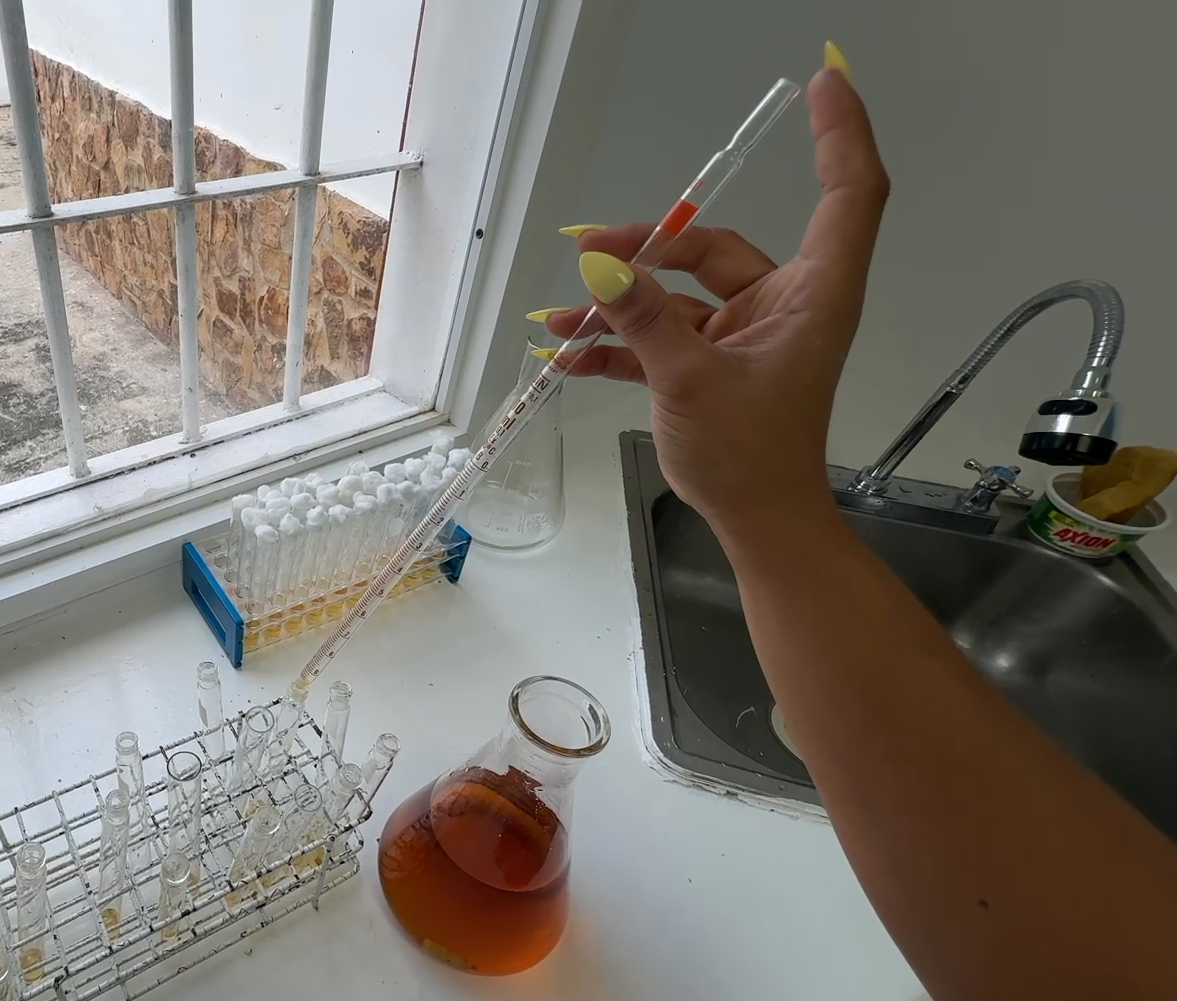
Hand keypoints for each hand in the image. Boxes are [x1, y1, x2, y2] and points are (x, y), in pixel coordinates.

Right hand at [541, 68, 888, 535]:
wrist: (749, 514)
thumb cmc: (746, 452)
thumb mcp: (689, 379)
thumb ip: (644, 319)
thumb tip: (600, 265)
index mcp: (810, 295)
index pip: (846, 194)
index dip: (839, 135)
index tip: (823, 82)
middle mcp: (777, 305)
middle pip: (711, 251)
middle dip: (646, 251)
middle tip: (587, 251)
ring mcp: (735, 335)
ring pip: (671, 298)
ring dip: (615, 305)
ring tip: (558, 315)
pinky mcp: (701, 364)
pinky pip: (653, 338)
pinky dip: (613, 345)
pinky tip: (566, 352)